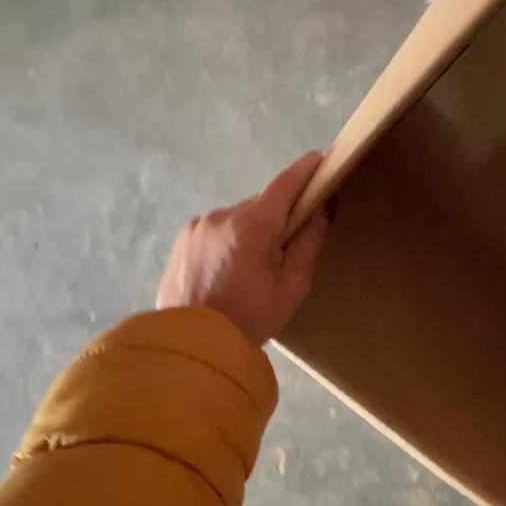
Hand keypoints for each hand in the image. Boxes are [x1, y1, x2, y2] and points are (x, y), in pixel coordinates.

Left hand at [156, 151, 329, 346]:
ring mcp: (198, 226)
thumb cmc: (249, 319)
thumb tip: (322, 209)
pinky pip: (219, 229)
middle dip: (280, 215)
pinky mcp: (183, 239)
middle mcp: (221, 217)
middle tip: (293, 242)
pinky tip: (234, 268)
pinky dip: (234, 239)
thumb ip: (308, 243)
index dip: (305, 171)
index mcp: (250, 228)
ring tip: (258, 265)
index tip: (321, 159)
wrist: (190, 346)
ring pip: (240, 217)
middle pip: (262, 204)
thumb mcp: (292, 287)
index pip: (284, 186)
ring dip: (255, 230)